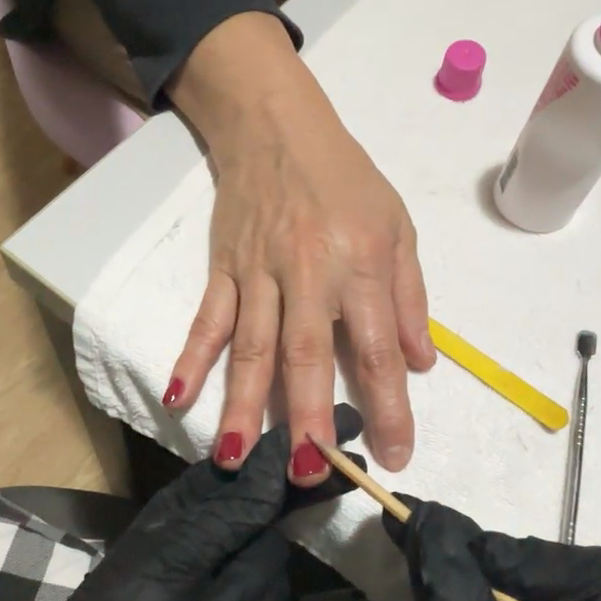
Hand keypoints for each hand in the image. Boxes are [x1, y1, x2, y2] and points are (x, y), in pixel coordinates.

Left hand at [0, 407, 365, 600]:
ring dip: (247, 583)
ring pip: (274, 555)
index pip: (247, 464)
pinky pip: (271, 593)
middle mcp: (213, 530)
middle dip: (298, 497)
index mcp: (187, 504)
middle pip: (273, 504)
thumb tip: (283, 459)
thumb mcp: (174, 555)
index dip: (289, 446)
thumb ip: (233, 511)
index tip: (341, 422)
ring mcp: (228, 572)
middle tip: (347, 477)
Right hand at [165, 13, 434, 485]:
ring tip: (236, 458)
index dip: (387, 405)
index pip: (377, 347)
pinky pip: (207, 318)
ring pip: (250, 346)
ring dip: (243, 404)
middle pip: (306, 353)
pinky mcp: (224, 269)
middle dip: (308, 417)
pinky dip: (192, 358)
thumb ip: (410, 299)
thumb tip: (421, 365)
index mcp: (362, 264)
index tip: (393, 455)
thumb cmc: (347, 181)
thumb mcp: (398, 228)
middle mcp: (310, 272)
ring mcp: (259, 272)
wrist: (276, 126)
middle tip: (309, 474)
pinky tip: (179, 398)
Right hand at [337, 501, 600, 600]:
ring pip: (497, 588)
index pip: (594, 577)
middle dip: (488, 555)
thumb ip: (457, 594)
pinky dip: (435, 581)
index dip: (538, 559)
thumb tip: (426, 511)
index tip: (478, 563)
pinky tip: (406, 556)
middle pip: (541, 574)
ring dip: (455, 560)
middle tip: (431, 541)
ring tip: (407, 530)